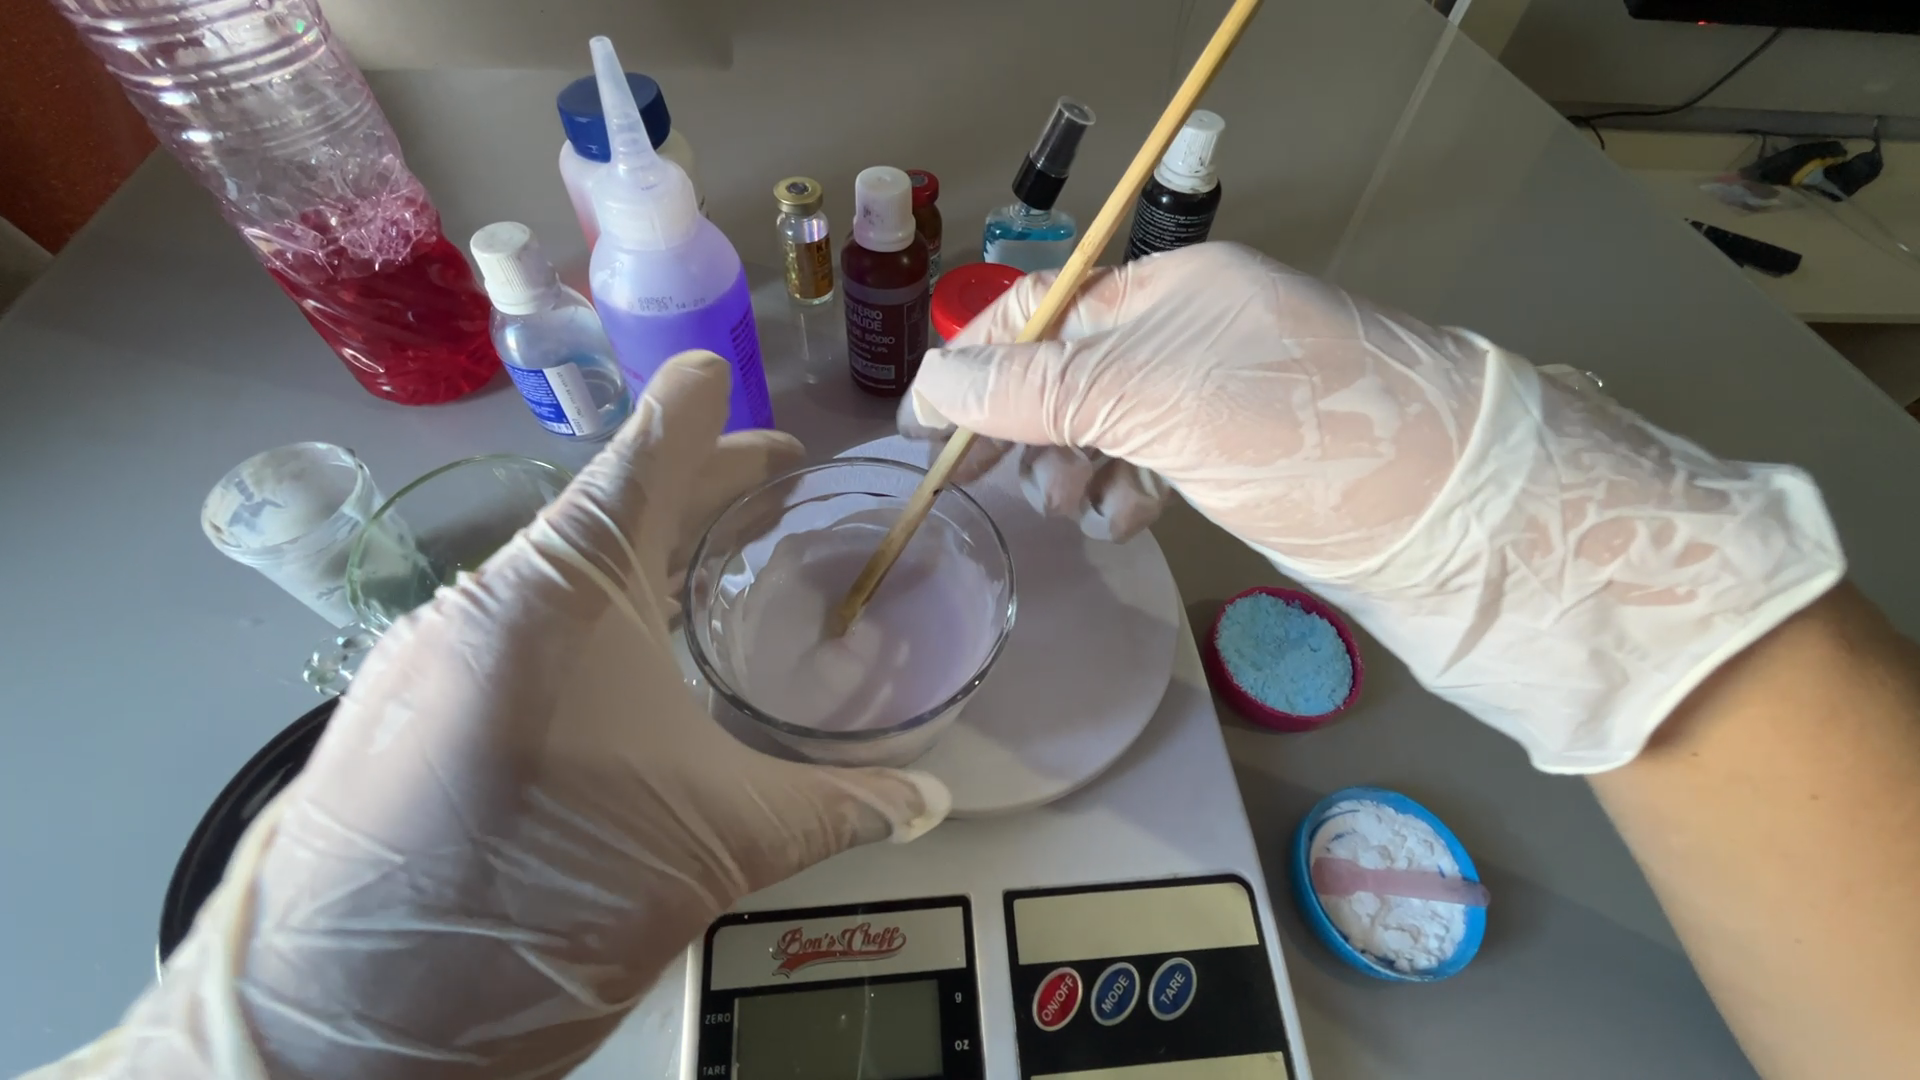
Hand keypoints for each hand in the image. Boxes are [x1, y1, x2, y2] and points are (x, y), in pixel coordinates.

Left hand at [73, 353, 948, 1079]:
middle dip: (702, 480)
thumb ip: (835, 808)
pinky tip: (636, 647)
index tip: (720, 373)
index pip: (640, 468)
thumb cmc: (535, 905)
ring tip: (720, 552)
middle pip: (616, 507)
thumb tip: (930, 801)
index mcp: (563, 603)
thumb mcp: (713, 848)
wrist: (330, 1043)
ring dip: (650, 546)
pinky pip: (529, 618)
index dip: (690, 413)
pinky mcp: (419, 705)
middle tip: (774, 475)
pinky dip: (600, 603)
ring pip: (568, 566)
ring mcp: (445, 652)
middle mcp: (494, 605)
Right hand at [908, 243, 1843, 771]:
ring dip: (1070, 470)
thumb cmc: (1301, 430)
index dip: (974, 366)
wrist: (1448, 516)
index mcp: (1164, 291)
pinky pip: (1138, 466)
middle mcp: (1179, 335)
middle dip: (1024, 430)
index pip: (1038, 311)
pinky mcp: (1221, 457)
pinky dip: (1122, 495)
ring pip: (1094, 429)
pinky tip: (1132, 519)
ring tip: (1080, 507)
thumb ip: (1041, 389)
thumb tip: (930, 384)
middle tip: (992, 484)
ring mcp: (1201, 399)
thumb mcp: (1158, 397)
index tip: (927, 429)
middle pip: (1059, 376)